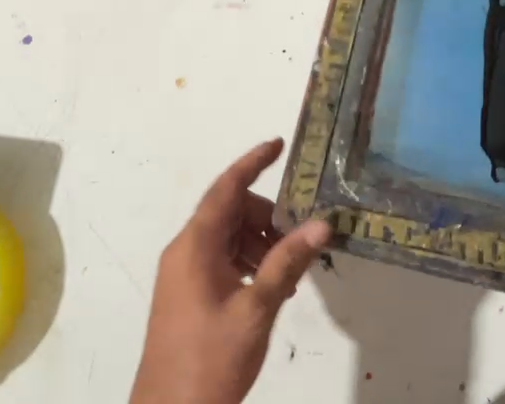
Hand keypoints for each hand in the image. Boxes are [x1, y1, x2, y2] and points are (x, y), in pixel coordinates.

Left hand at [130, 139, 332, 403]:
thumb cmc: (211, 359)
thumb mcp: (256, 309)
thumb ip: (287, 262)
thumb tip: (321, 223)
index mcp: (194, 245)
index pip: (226, 188)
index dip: (252, 162)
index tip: (279, 144)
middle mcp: (185, 251)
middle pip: (229, 212)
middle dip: (266, 216)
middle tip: (300, 235)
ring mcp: (183, 274)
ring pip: (227, 237)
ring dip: (259, 242)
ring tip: (290, 271)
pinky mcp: (187, 295)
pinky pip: (220, 260)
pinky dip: (248, 262)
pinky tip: (272, 288)